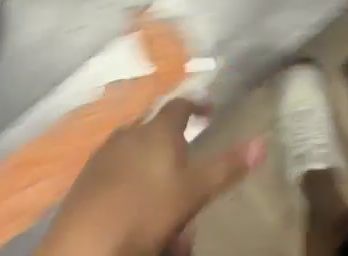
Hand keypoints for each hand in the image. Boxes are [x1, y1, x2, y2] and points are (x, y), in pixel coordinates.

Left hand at [39, 100, 267, 255]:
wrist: (83, 245)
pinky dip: (130, 183)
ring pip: (136, 153)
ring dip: (153, 170)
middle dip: (175, 149)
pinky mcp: (86, 179)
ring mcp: (104, 155)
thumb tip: (264, 141)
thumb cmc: (145, 212)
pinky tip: (134, 210)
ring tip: (164, 202)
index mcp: (157, 130)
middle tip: (190, 176)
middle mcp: (129, 133)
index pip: (181, 105)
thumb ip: (226, 167)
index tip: (211, 113)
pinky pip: (116, 172)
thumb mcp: (193, 193)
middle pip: (157, 130)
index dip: (197, 106)